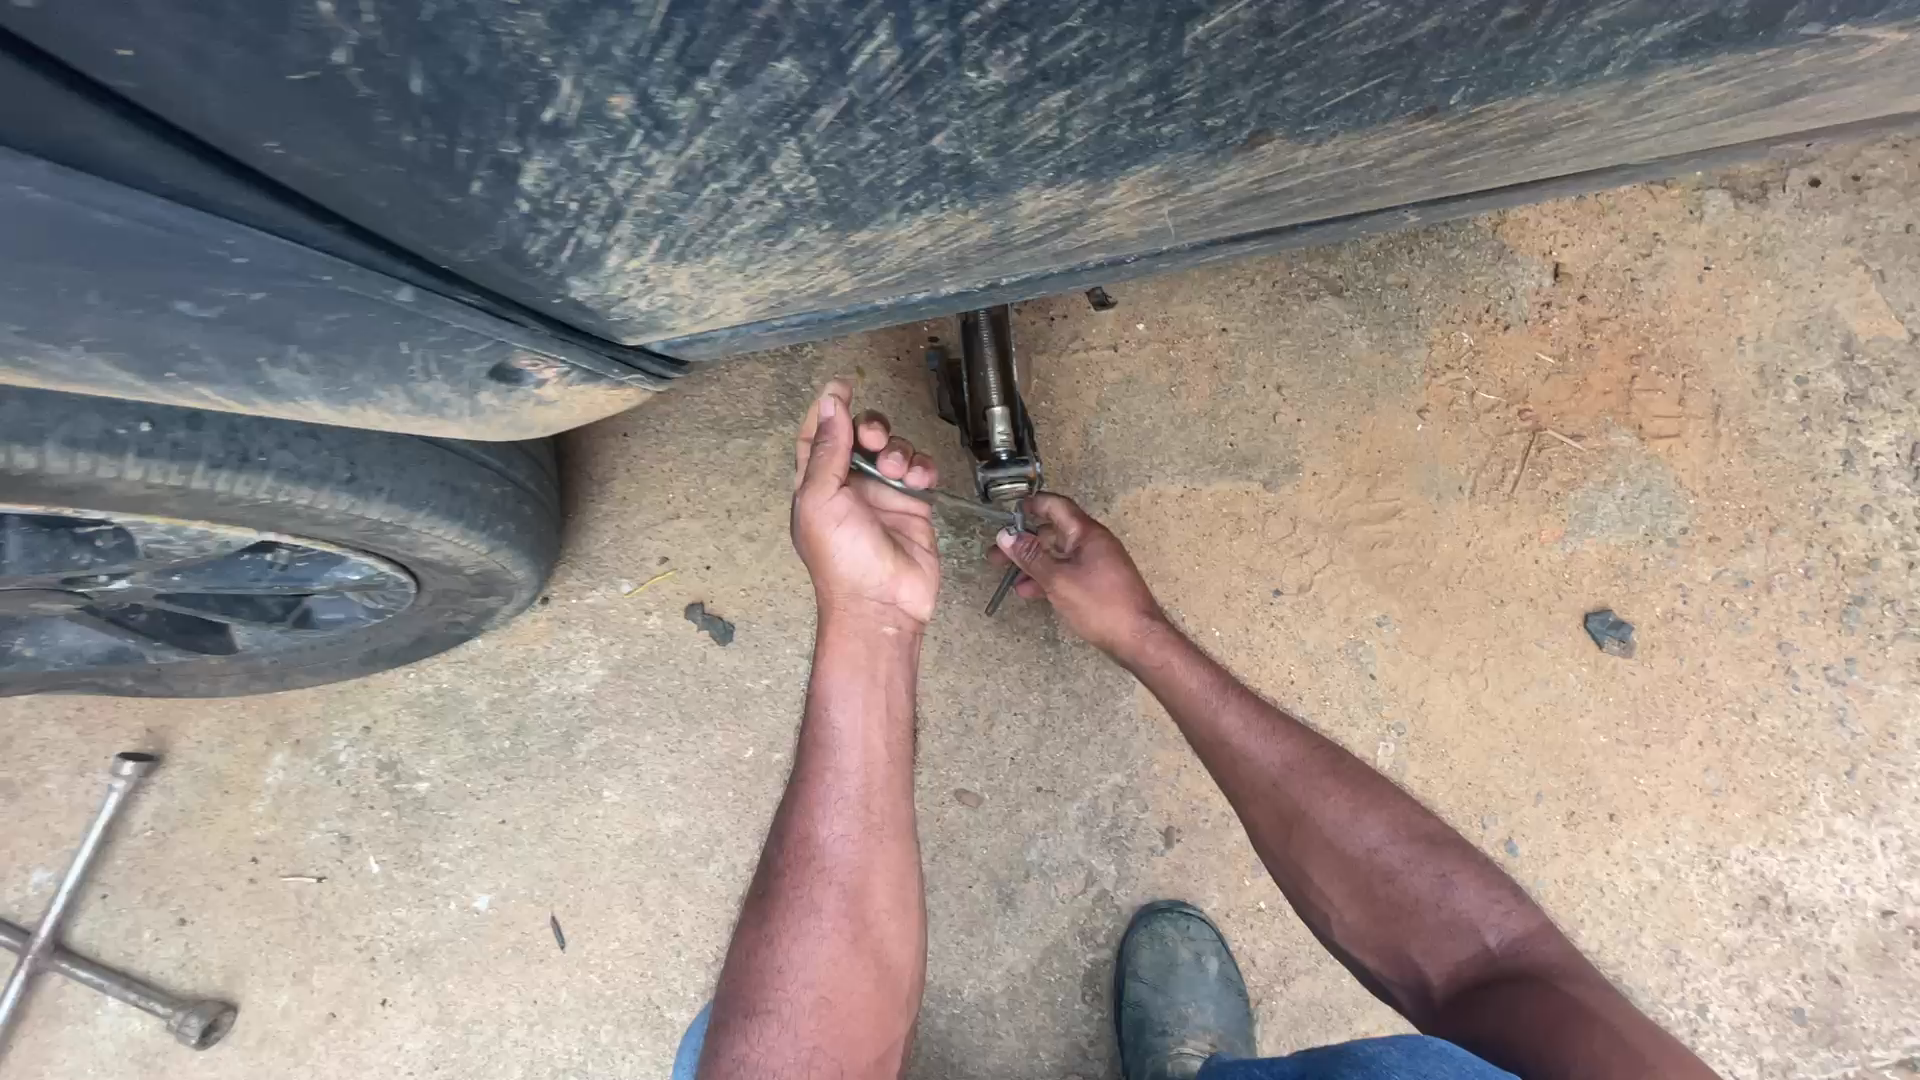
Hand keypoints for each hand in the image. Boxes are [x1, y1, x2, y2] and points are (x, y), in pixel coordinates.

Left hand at [793, 379, 941, 628]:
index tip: (842, 386)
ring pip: (893, 449)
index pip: (817, 436)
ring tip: (899, 470)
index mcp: (816, 485)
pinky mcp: (914, 506)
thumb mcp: (821, 501)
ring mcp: (883, 495)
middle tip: (875, 437)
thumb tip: (832, 405)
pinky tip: (920, 479)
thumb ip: (827, 451)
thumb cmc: (842, 561)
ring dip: (899, 450)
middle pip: (859, 436)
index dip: (828, 410)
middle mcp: (849, 487)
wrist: (882, 602)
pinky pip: (921, 471)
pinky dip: (923, 467)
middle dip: (870, 427)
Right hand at [988, 494, 1167, 656]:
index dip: (1032, 505)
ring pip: (1058, 556)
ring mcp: (1097, 564)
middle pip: (1053, 534)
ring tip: (1009, 576)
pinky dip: (1048, 579)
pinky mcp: (1097, 583)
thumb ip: (1030, 557)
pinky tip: (1031, 591)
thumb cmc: (1102, 606)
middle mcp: (1094, 544)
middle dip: (1024, 543)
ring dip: (1033, 564)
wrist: (1137, 639)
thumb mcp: (1058, 580)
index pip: (1056, 506)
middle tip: (999, 554)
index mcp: (1087, 534)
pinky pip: (1067, 573)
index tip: (1011, 511)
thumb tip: (1007, 536)